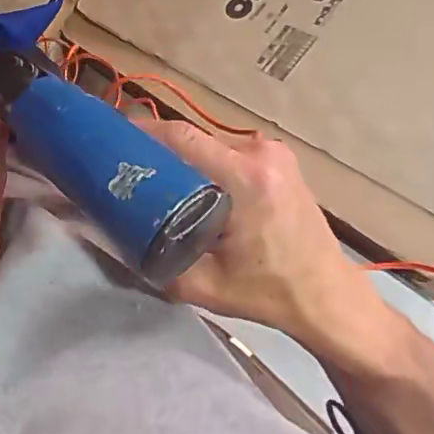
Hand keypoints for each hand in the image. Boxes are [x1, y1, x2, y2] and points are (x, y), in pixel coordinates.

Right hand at [135, 118, 406, 367]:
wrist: (330, 299)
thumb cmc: (269, 293)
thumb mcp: (200, 284)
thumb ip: (150, 257)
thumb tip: (104, 232)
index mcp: (246, 178)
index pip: (181, 137)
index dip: (141, 133)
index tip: (111, 142)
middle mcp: (262, 154)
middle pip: (192, 136)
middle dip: (156, 149)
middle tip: (125, 169)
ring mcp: (274, 153)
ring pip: (208, 142)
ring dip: (180, 156)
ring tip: (152, 179)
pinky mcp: (279, 160)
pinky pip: (227, 150)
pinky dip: (202, 161)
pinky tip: (187, 184)